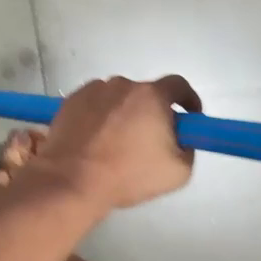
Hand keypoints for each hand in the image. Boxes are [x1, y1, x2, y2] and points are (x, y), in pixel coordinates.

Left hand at [32, 76, 200, 210]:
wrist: (73, 176)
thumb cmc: (129, 173)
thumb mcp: (179, 170)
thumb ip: (187, 146)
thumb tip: (177, 137)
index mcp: (149, 95)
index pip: (178, 84)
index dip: (188, 99)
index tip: (190, 116)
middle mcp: (120, 84)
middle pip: (145, 93)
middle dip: (153, 112)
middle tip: (152, 139)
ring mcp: (92, 89)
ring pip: (118, 98)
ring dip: (125, 112)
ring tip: (120, 142)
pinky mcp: (71, 98)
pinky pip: (95, 102)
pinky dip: (101, 115)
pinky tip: (98, 138)